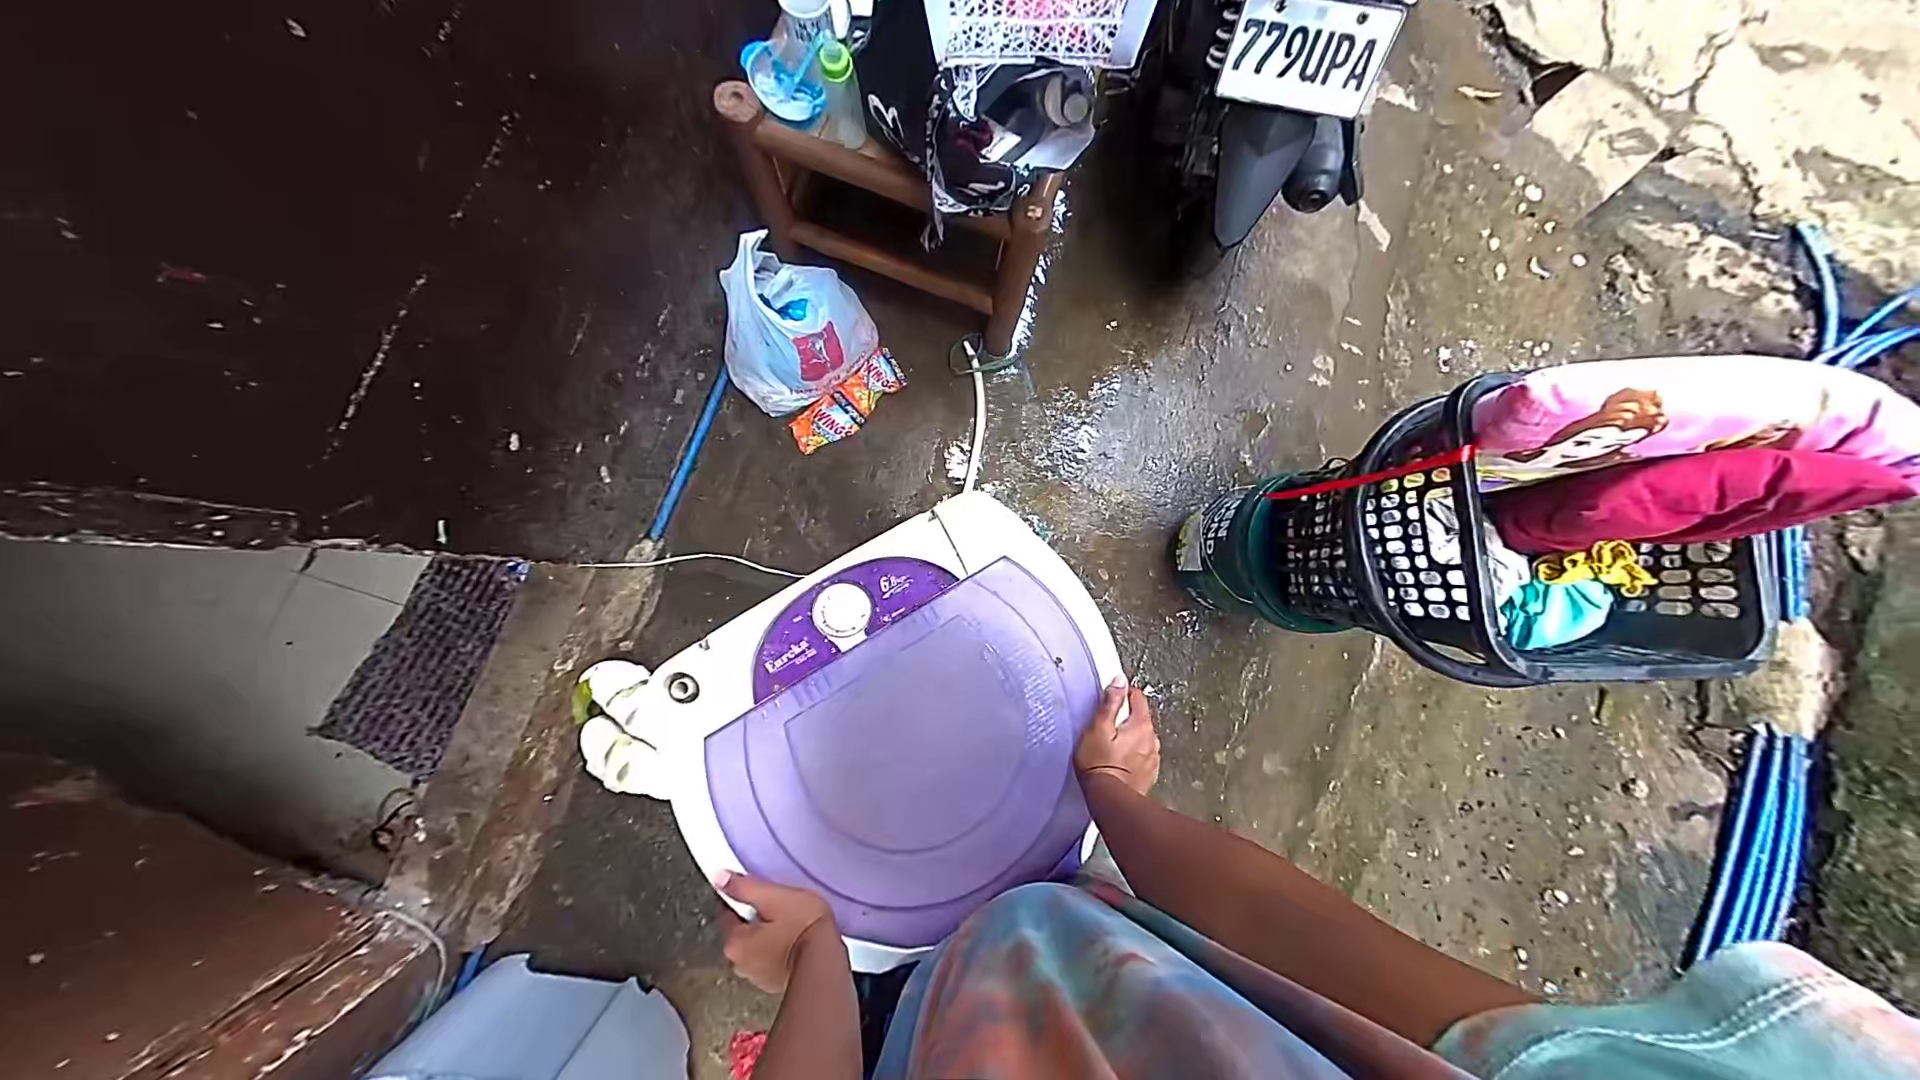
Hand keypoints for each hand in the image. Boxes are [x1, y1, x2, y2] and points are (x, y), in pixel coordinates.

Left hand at [716, 870, 839, 993]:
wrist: (826, 961)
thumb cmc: (802, 926)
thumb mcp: (774, 897)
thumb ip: (746, 887)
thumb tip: (719, 877)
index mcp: (735, 944)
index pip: (729, 913)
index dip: (747, 898)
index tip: (766, 893)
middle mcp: (740, 965)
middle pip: (743, 931)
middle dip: (759, 919)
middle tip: (782, 907)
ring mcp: (759, 978)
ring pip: (758, 946)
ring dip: (770, 936)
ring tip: (793, 923)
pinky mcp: (777, 983)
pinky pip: (773, 959)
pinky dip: (781, 950)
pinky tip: (797, 940)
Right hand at [1074, 677, 1159, 795]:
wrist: (1109, 800)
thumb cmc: (1100, 764)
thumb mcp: (1098, 727)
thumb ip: (1110, 702)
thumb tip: (1119, 681)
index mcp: (1141, 725)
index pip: (1138, 697)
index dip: (1124, 693)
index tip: (1112, 697)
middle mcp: (1152, 740)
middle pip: (1141, 717)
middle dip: (1126, 717)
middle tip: (1106, 724)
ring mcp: (1152, 758)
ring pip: (1142, 737)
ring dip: (1131, 737)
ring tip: (1111, 744)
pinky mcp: (1148, 774)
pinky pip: (1142, 755)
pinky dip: (1133, 754)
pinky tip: (1119, 759)